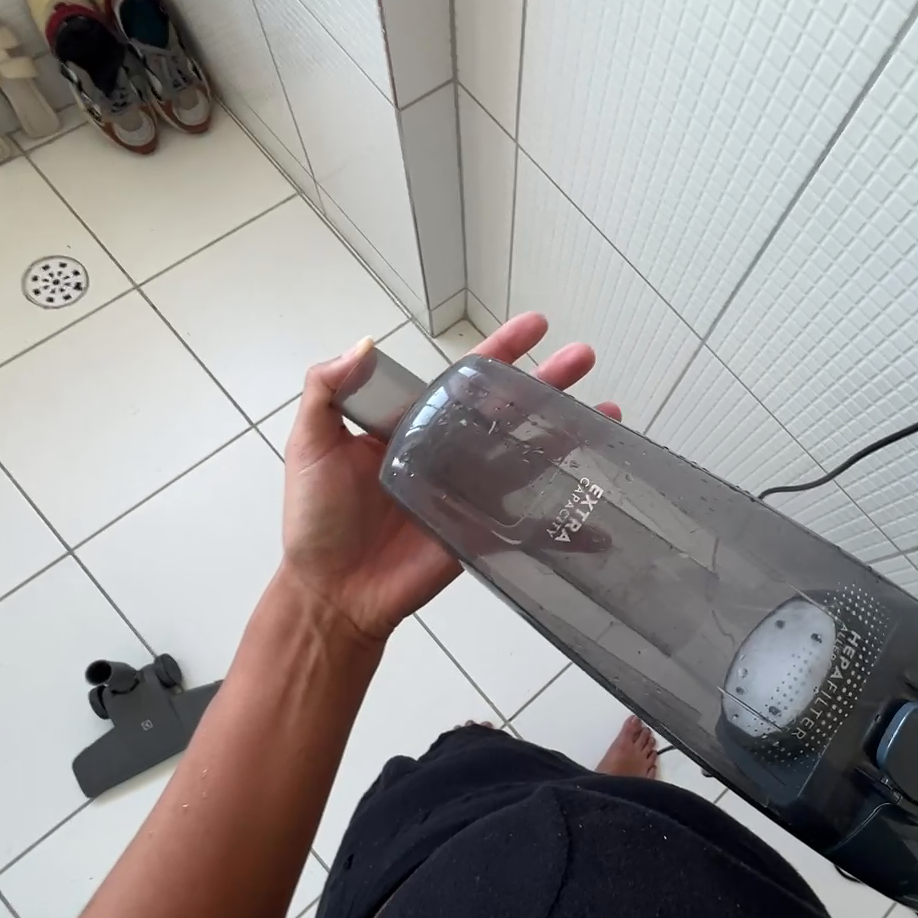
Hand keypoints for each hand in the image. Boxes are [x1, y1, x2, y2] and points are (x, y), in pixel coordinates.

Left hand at [280, 313, 620, 640]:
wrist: (333, 591)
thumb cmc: (316, 519)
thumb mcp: (310, 445)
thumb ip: (328, 392)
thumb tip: (362, 343)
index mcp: (414, 425)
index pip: (464, 380)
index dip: (501, 352)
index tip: (536, 326)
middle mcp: (448, 452)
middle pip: (508, 410)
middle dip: (548, 381)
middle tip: (585, 357)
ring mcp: (470, 491)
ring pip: (529, 455)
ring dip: (567, 432)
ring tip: (607, 411)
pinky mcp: (483, 530)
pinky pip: (531, 521)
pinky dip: (567, 520)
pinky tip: (598, 502)